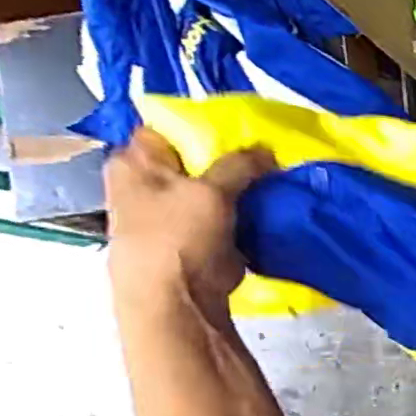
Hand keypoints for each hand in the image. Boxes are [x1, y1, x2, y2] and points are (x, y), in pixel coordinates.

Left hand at [104, 129, 274, 308]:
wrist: (179, 290)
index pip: (170, 129)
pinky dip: (252, 207)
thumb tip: (267, 149)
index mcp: (136, 163)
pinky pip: (233, 209)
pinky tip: (275, 202)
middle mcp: (152, 181)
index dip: (207, 126)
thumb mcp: (209, 191)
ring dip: (248, 184)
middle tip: (272, 154)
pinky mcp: (205, 230)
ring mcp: (179, 208)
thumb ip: (239, 165)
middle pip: (200, 158)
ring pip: (220, 185)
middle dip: (235, 157)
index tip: (247, 129)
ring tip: (280, 177)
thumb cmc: (177, 234)